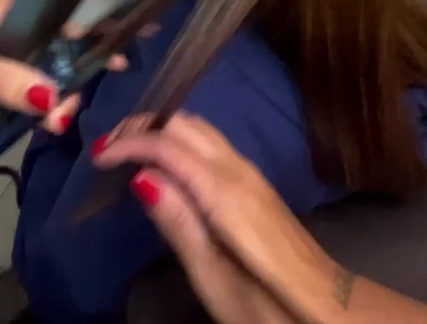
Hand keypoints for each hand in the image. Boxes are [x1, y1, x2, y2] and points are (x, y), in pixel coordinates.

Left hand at [0, 0, 93, 135]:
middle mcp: (12, 24)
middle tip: (106, 84)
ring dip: (66, 83)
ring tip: (74, 110)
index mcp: (9, 7)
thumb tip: (57, 100)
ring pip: (49, 62)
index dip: (96, 23)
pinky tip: (57, 112)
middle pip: (61, 37)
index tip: (125, 45)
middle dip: (85, 60)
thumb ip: (10, 80)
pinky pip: (34, 80)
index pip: (63, 9)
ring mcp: (5, 50)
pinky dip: (48, 94)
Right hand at [94, 114, 343, 323]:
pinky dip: (176, 137)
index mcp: (225, 191)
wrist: (329, 308)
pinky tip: (163, 159)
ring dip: (158, 127)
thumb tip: (141, 176)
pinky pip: (206, 138)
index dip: (129, 143)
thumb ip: (178, 224)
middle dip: (140, 126)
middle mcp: (238, 167)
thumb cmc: (268, 306)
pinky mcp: (252, 179)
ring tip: (126, 149)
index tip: (96, 158)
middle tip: (105, 149)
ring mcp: (248, 169)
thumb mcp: (215, 278)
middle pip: (182, 122)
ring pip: (196, 125)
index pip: (168, 144)